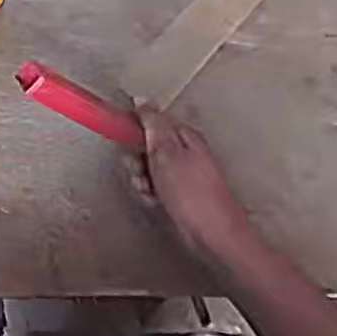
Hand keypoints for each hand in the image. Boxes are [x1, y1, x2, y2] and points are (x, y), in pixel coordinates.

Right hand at [127, 108, 257, 261]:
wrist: (212, 236)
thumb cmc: (191, 193)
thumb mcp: (166, 151)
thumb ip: (152, 124)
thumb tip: (140, 99)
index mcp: (184, 136)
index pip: (151, 119)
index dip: (133, 128)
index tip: (124, 138)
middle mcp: (183, 151)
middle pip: (144, 143)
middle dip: (135, 157)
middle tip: (139, 169)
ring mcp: (180, 173)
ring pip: (145, 165)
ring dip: (139, 176)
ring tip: (147, 189)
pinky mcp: (176, 192)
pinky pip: (151, 183)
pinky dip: (147, 191)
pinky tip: (152, 199)